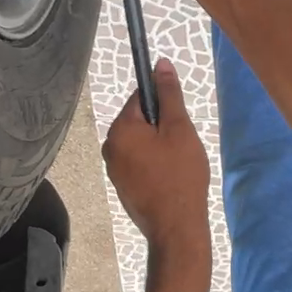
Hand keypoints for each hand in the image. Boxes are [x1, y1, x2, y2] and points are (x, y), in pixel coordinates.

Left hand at [102, 59, 210, 259]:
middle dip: (161, 127)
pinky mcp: (123, 187)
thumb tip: (160, 64)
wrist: (176, 227)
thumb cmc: (180, 174)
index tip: (178, 118)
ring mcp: (114, 169)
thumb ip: (169, 94)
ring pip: (141, 143)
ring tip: (178, 162)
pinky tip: (170, 177)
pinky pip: (139, 162)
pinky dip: (154, 163)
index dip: (163, 103)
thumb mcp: (179, 128)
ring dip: (159, 145)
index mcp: (120, 129)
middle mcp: (109, 147)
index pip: (140, 98)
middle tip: (181, 143)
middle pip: (139, 121)